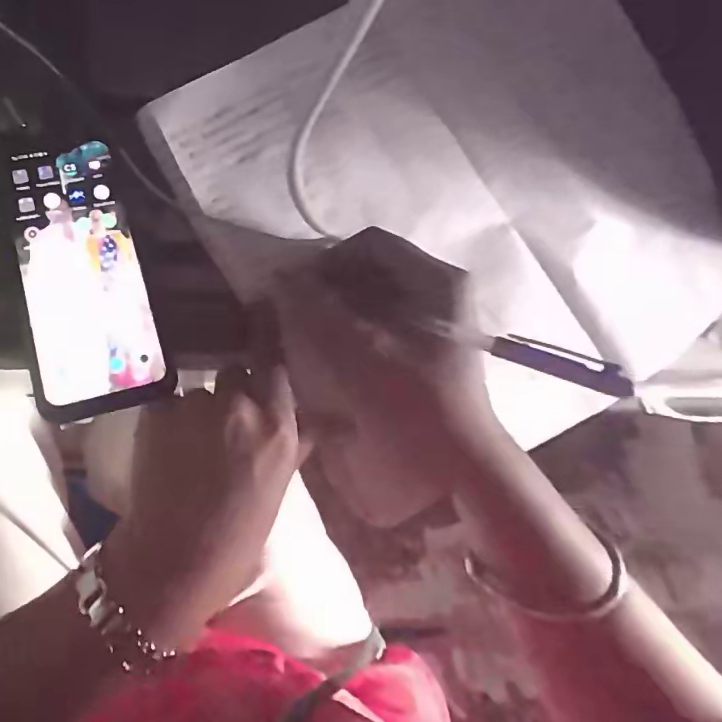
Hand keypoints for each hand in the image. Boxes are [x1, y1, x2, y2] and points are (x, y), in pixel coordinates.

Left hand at [101, 341, 305, 650]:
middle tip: (221, 422)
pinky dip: (167, 418)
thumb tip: (335, 422)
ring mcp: (194, 407)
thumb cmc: (239, 533)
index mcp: (278, 426)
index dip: (265, 330)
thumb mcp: (279, 484)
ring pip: (196, 391)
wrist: (177, 557)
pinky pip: (167, 402)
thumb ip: (297, 440)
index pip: (271, 360)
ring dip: (195, 408)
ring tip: (189, 445)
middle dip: (228, 389)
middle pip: (232, 373)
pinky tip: (166, 448)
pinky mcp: (157, 413)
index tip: (262, 304)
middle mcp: (238, 406)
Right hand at [272, 229, 505, 487]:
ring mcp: (419, 332)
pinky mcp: (405, 361)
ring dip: (322, 316)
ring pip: (357, 305)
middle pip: (362, 274)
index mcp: (432, 282)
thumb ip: (309, 305)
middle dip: (319, 291)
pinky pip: (359, 334)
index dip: (324, 262)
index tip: (291, 291)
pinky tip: (310, 359)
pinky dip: (331, 340)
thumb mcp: (350, 347)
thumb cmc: (403, 403)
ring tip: (292, 338)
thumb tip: (277, 276)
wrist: (444, 476)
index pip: (366, 246)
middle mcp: (430, 299)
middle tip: (285, 315)